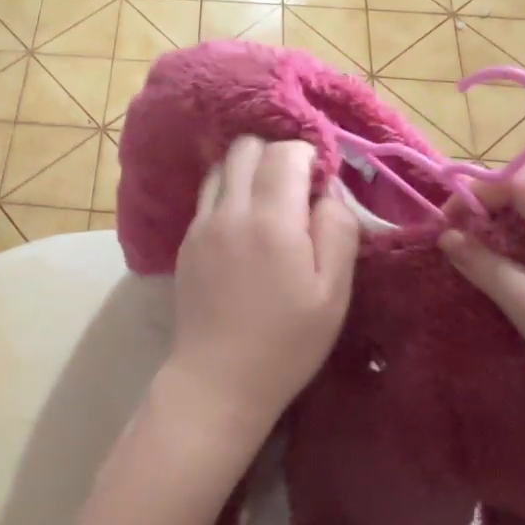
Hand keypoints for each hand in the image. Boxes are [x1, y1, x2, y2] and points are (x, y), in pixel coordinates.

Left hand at [161, 137, 358, 437]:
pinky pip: (208, 194)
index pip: (285, 152)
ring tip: (270, 203)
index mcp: (271, 220)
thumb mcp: (333, 292)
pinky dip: (229, 192)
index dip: (309, 156)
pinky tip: (245, 226)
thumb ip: (337, 229)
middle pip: (246, 147)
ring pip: (222, 165)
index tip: (321, 184)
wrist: (219, 378)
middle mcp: (230, 210)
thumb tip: (327, 189)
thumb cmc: (287, 342)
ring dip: (248, 170)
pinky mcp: (186, 240)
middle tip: (297, 189)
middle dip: (276, 154)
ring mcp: (201, 223)